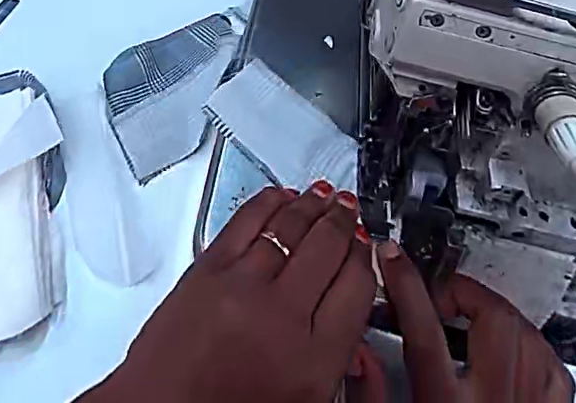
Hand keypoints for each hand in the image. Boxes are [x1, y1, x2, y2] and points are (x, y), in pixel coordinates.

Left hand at [80, 181, 375, 402]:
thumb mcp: (301, 401)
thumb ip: (332, 355)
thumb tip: (349, 311)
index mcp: (313, 361)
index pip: (357, 288)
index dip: (366, 258)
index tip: (367, 246)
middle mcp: (281, 315)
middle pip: (327, 246)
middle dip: (344, 221)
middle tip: (351, 209)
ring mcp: (243, 283)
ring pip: (290, 225)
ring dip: (313, 203)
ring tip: (326, 193)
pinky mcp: (209, 263)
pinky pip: (248, 218)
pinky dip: (270, 200)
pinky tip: (282, 194)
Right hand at [376, 242, 573, 402]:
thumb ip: (373, 390)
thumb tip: (360, 350)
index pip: (423, 329)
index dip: (405, 281)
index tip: (391, 254)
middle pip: (489, 316)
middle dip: (459, 290)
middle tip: (435, 294)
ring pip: (526, 332)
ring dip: (492, 311)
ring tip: (466, 315)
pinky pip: (553, 366)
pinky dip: (530, 344)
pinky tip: (510, 346)